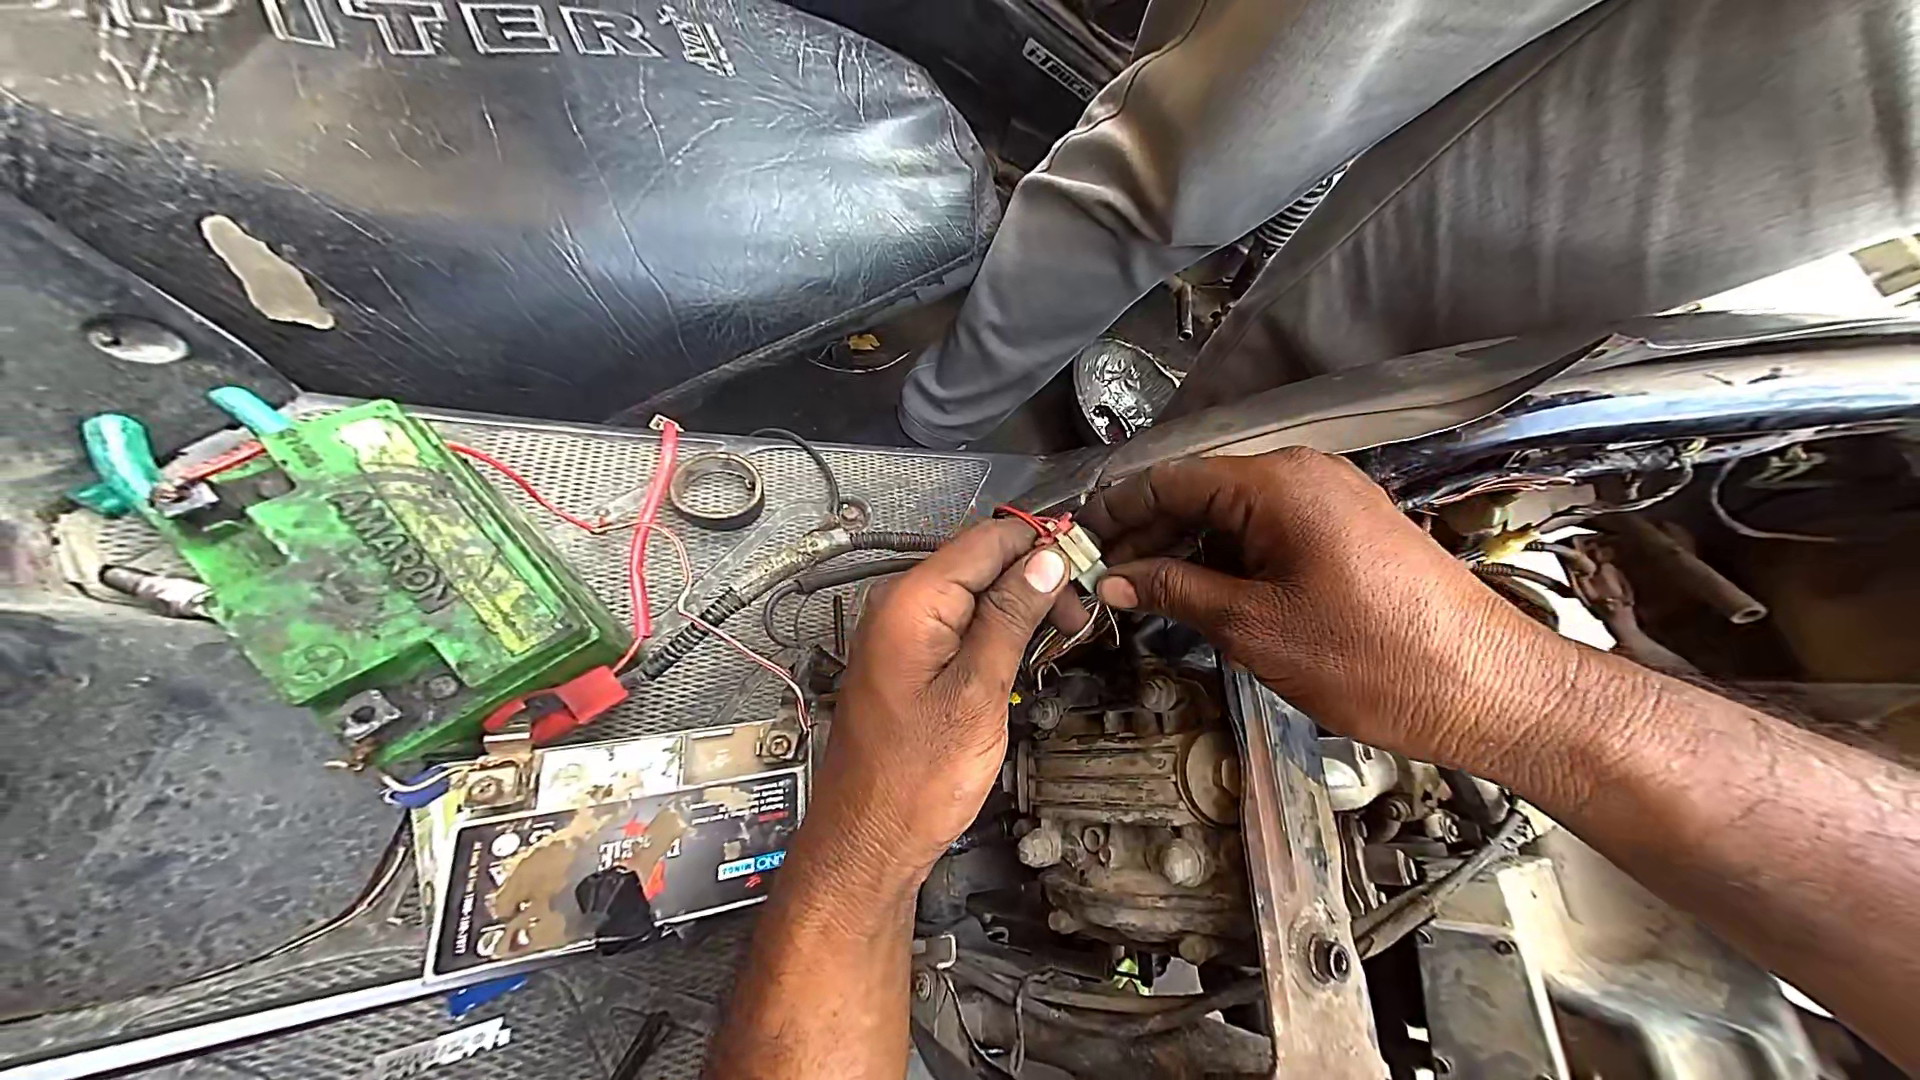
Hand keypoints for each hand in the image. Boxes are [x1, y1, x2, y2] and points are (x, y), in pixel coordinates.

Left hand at [808, 519, 1069, 882]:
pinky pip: (958, 618)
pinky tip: (1020, 642)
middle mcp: (897, 604)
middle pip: (978, 559)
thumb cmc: (914, 780)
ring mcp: (901, 629)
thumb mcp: (978, 691)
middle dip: (1032, 573)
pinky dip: (994, 623)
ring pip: (972, 589)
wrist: (871, 836)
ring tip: (1057, 630)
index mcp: (910, 603)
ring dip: (1017, 600)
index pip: (985, 539)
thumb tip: (1044, 562)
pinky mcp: (909, 654)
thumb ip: (1011, 616)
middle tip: (1076, 610)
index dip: (1038, 543)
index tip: (1082, 560)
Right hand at [1078, 448, 1583, 770]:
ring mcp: (1325, 501)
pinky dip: (1220, 558)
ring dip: (1181, 548)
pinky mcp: (1340, 530)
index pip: (1171, 480)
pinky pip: (1260, 532)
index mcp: (1276, 484)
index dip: (1118, 509)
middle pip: (1197, 493)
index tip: (1080, 537)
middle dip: (1146, 532)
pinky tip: (1193, 589)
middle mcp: (1300, 476)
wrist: (1496, 693)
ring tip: (1138, 587)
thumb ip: (1173, 591)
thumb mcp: (1252, 626)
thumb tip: (1112, 578)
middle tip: (1103, 574)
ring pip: (1227, 515)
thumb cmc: (1370, 659)